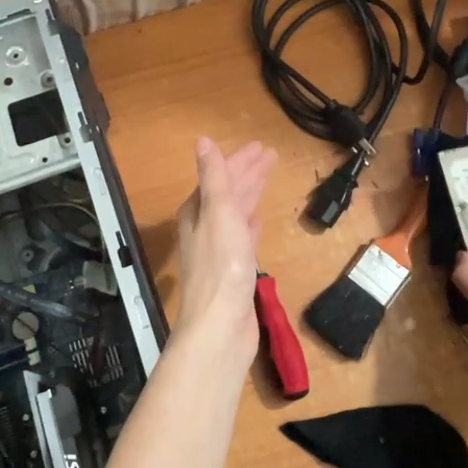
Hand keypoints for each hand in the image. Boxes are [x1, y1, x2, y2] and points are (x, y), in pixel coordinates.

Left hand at [175, 137, 276, 362]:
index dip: (239, 160)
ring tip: (266, 180)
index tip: (261, 146)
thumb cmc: (221, 266)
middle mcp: (204, 228)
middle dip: (247, 173)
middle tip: (269, 155)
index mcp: (198, 212)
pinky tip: (259, 222)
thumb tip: (202, 141)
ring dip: (250, 195)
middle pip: (228, 192)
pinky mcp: (233, 272)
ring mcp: (219, 251)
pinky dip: (250, 226)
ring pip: (236, 213)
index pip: (220, 176)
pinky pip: (243, 238)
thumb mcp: (218, 212)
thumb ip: (213, 177)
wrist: (221, 326)